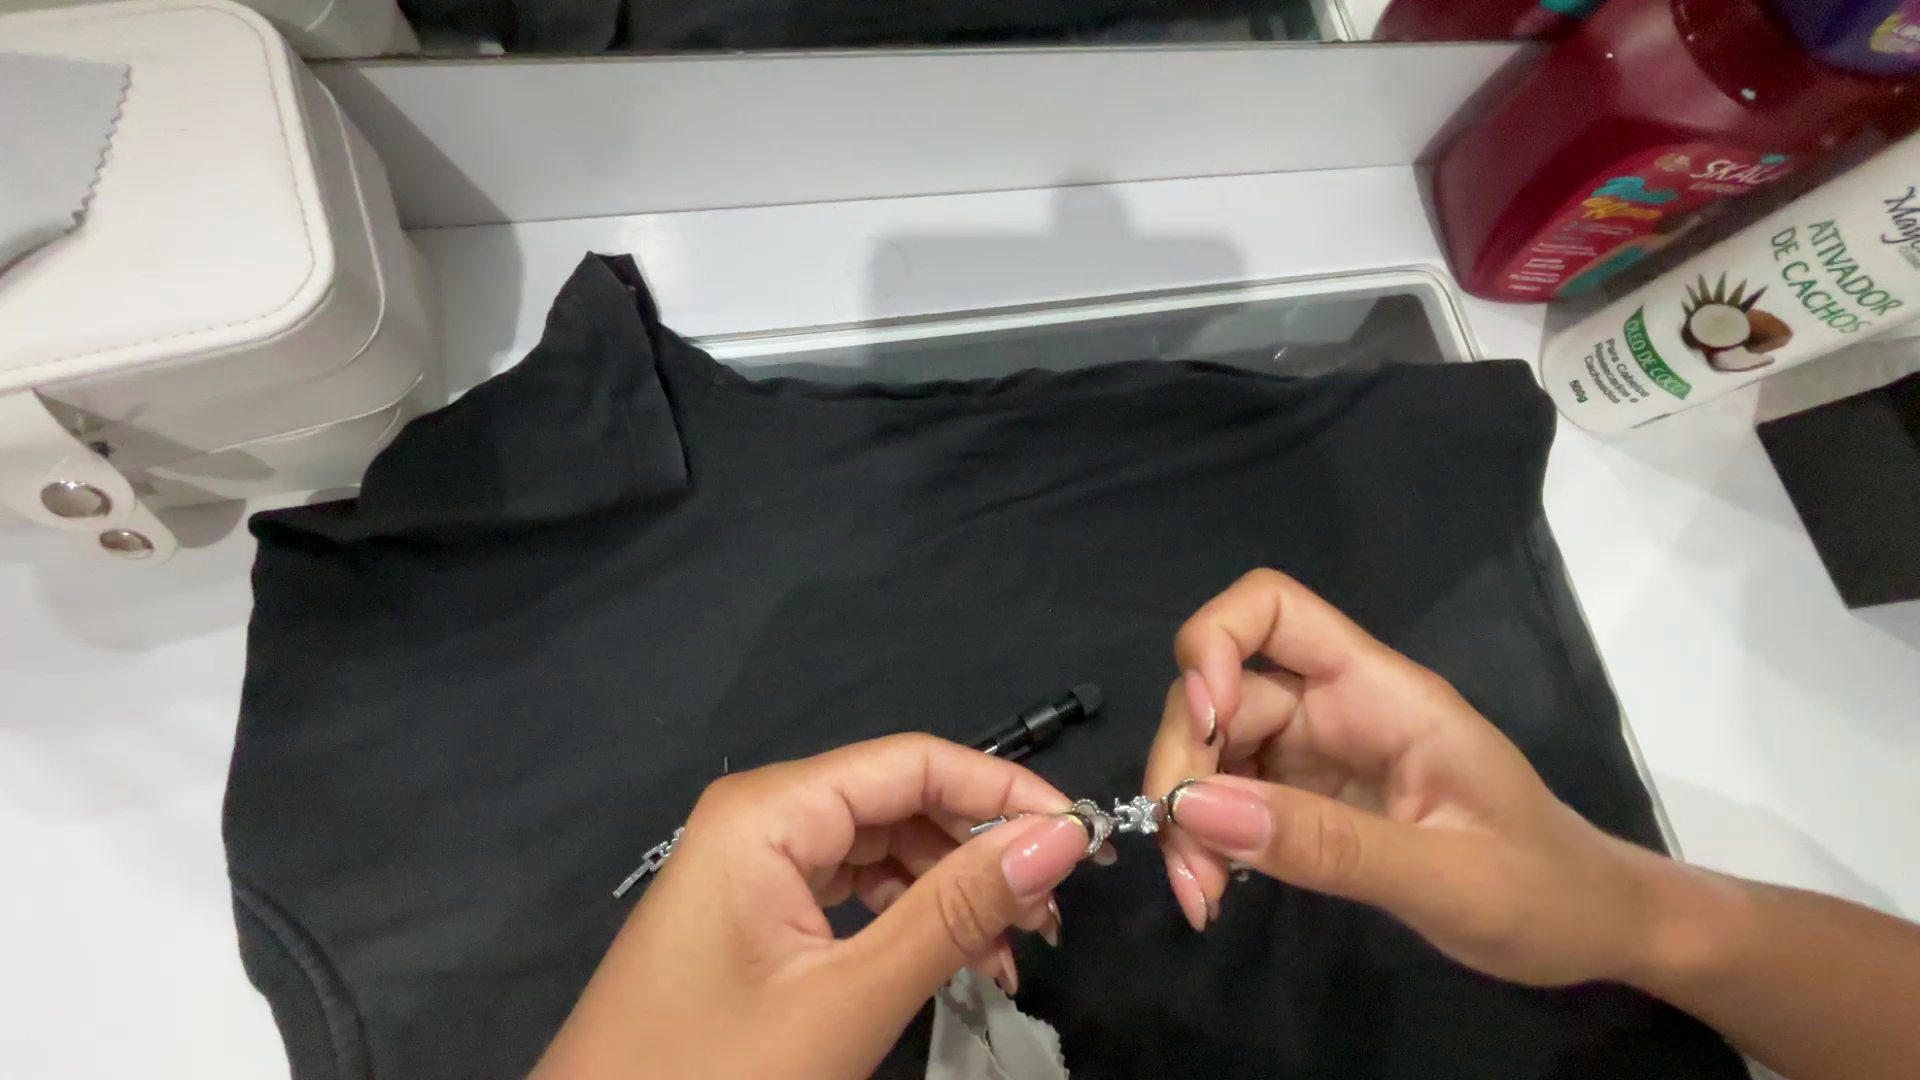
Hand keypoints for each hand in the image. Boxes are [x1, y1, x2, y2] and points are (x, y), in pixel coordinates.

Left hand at [529, 734, 1094, 1079]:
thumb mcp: (849, 1000)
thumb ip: (956, 910)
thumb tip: (1060, 837)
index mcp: (772, 808)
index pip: (913, 762)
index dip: (1001, 789)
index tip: (1077, 832)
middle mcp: (765, 813)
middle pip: (900, 801)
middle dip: (979, 849)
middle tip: (1051, 910)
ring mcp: (759, 858)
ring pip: (883, 845)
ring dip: (952, 889)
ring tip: (1012, 950)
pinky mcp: (760, 903)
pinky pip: (854, 885)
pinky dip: (910, 915)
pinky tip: (954, 958)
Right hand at [1143, 569, 1664, 986]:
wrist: (1587, 929)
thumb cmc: (1546, 893)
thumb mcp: (1450, 881)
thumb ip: (1328, 845)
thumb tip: (1195, 808)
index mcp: (1377, 690)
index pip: (1271, 607)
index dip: (1216, 641)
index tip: (1206, 722)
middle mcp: (1328, 704)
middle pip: (1216, 690)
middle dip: (1183, 763)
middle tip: (1186, 859)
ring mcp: (1306, 747)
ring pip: (1207, 743)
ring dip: (1185, 811)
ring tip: (1199, 891)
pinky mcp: (1293, 791)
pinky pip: (1222, 791)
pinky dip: (1202, 835)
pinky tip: (1212, 886)